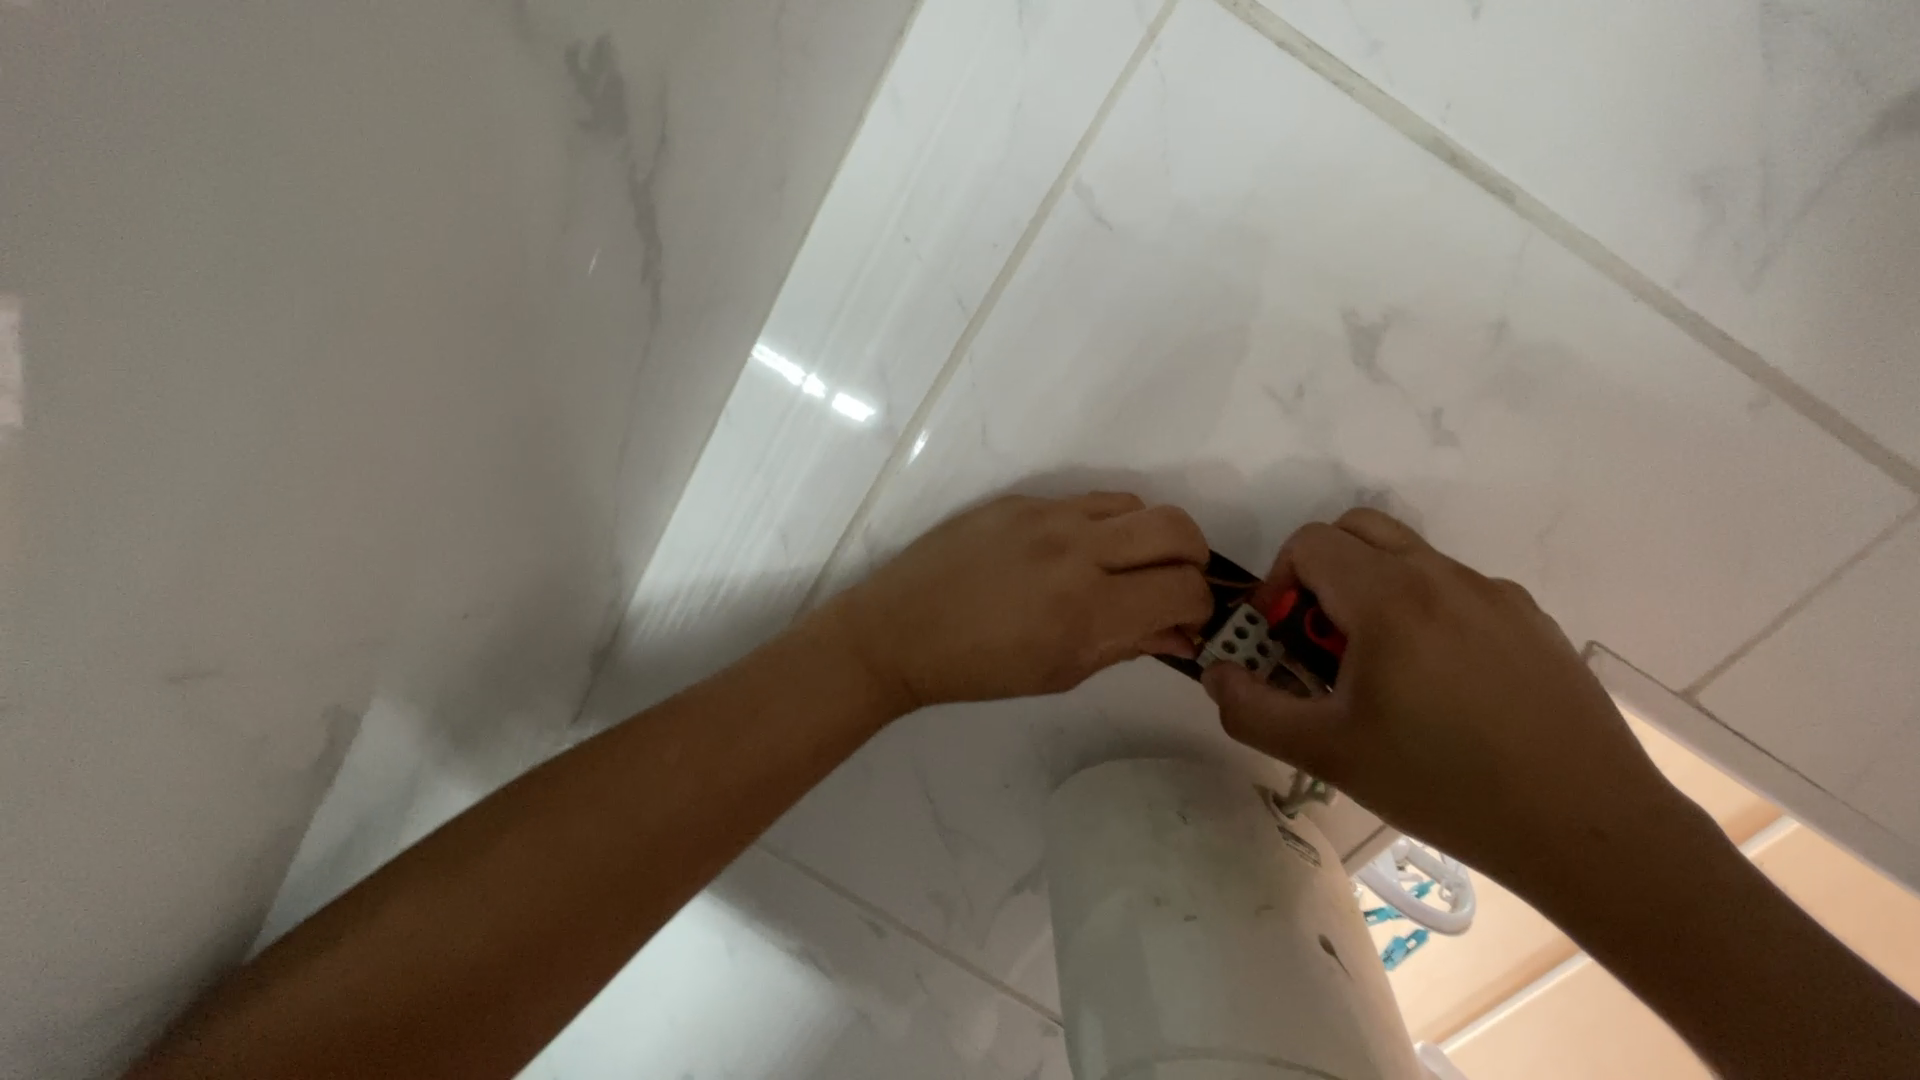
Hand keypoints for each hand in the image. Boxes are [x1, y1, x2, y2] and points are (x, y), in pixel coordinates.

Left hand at [818, 492, 1213, 713]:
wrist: (899, 630)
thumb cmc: (979, 669)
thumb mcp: (1061, 672)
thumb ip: (1127, 646)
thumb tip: (1179, 633)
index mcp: (1087, 608)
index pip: (1184, 589)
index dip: (1199, 608)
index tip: (1186, 620)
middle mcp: (1075, 550)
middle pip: (1177, 527)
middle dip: (1192, 559)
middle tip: (1171, 585)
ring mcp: (1046, 517)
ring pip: (1135, 505)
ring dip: (1147, 537)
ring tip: (1123, 567)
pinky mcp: (1020, 500)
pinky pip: (1086, 501)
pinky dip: (1101, 526)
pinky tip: (1074, 553)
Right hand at [1203, 508, 1687, 886]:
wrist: (1590, 829)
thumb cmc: (1443, 785)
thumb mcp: (1325, 754)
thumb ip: (1251, 709)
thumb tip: (1216, 675)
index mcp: (1390, 597)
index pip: (1309, 543)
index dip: (1277, 584)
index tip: (1283, 642)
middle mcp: (1443, 577)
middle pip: (1358, 530)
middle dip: (1320, 573)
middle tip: (1321, 643)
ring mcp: (1496, 595)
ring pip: (1410, 559)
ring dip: (1372, 592)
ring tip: (1381, 674)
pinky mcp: (1533, 622)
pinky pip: (1457, 591)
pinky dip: (1425, 613)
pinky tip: (1443, 689)